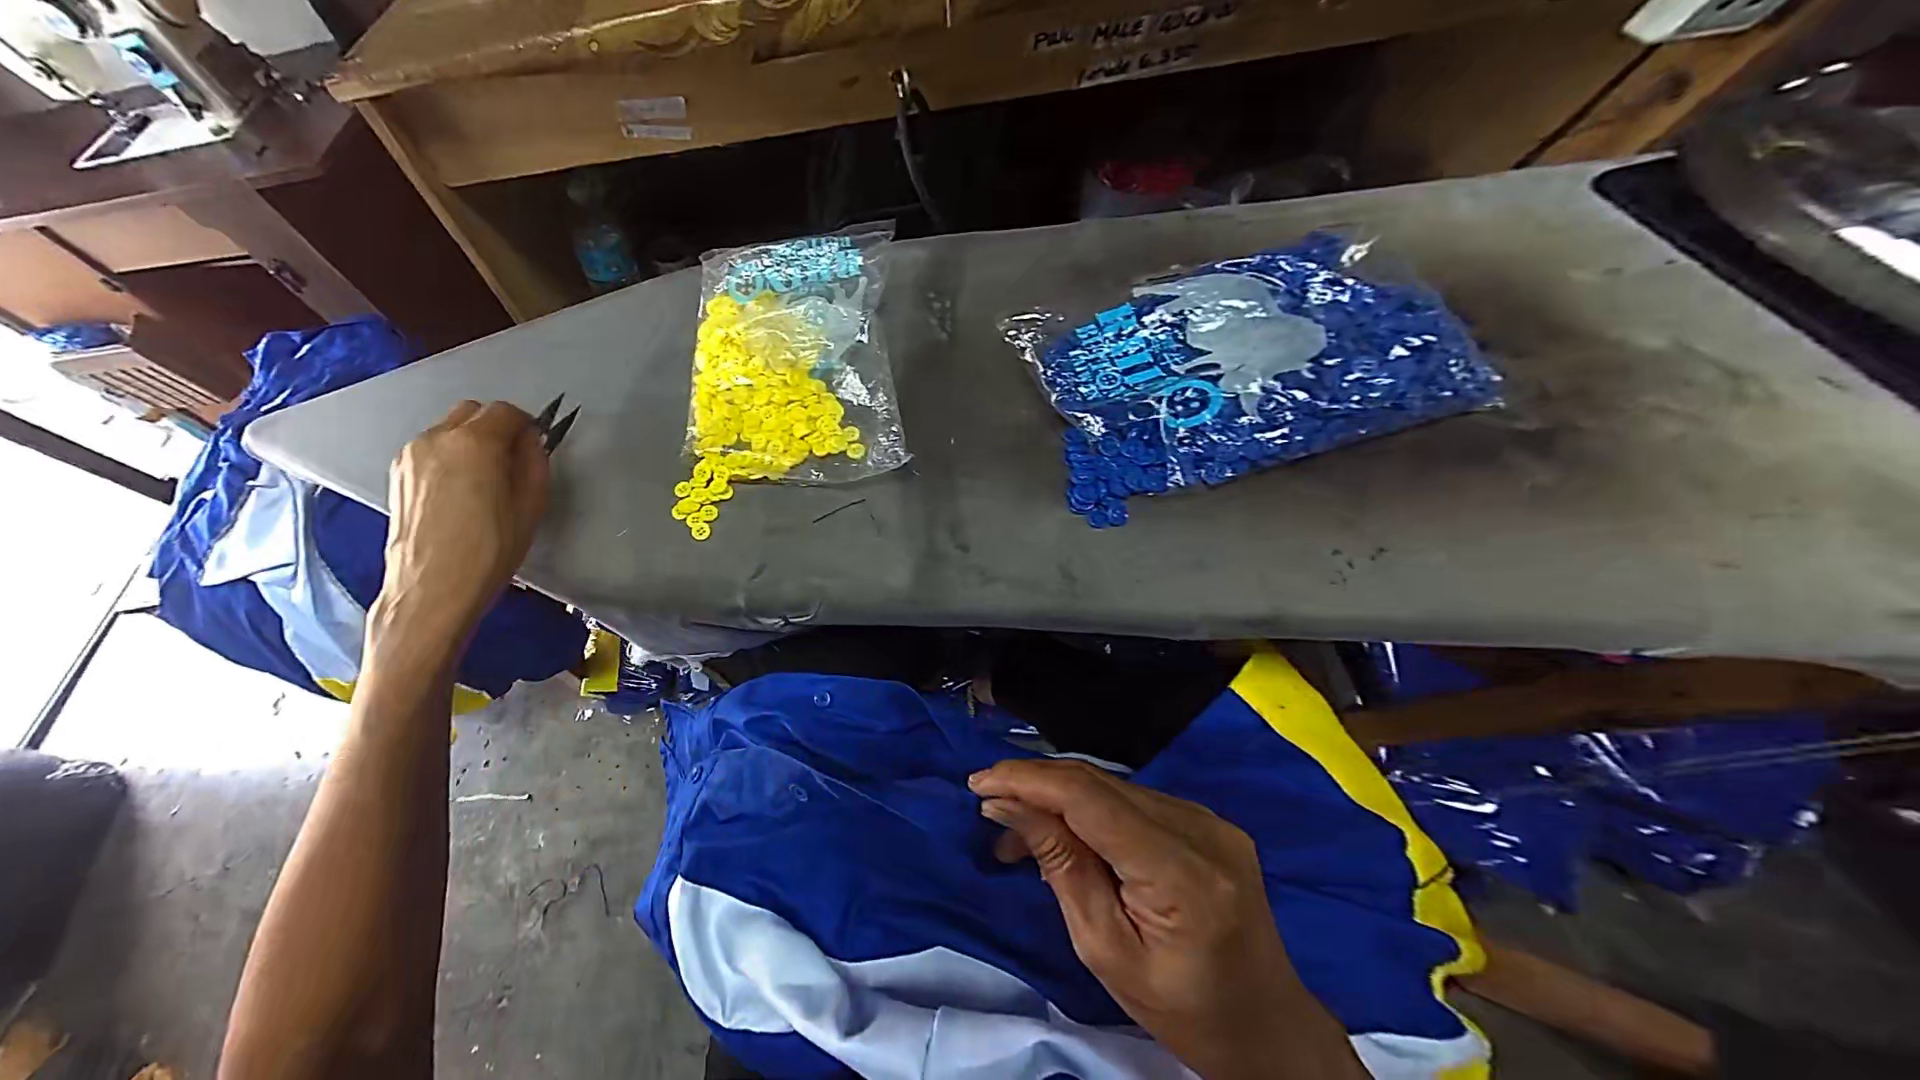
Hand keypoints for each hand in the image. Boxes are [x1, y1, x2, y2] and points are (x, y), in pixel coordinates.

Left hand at [375, 400, 549, 649]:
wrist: (432, 587)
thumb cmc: (490, 551)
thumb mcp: (532, 506)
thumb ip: (535, 463)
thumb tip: (531, 444)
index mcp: (475, 444)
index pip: (507, 412)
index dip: (528, 426)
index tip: (536, 446)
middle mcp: (437, 439)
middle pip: (474, 411)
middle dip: (497, 428)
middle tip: (514, 460)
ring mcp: (411, 455)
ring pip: (450, 429)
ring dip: (473, 442)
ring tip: (488, 480)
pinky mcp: (398, 473)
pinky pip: (432, 449)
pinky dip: (452, 457)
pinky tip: (463, 491)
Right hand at [970, 759, 1365, 1079]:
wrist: (1266, 1025)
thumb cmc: (1182, 1009)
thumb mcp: (1105, 950)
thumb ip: (1061, 867)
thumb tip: (1010, 806)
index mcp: (1181, 872)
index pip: (1090, 798)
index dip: (1029, 780)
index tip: (979, 783)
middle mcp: (1201, 827)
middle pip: (1100, 783)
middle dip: (1037, 787)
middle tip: (990, 808)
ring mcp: (1209, 819)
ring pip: (1114, 787)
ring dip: (1060, 799)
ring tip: (1019, 832)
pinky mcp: (1208, 821)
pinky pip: (1135, 800)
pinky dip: (1092, 809)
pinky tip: (1067, 833)